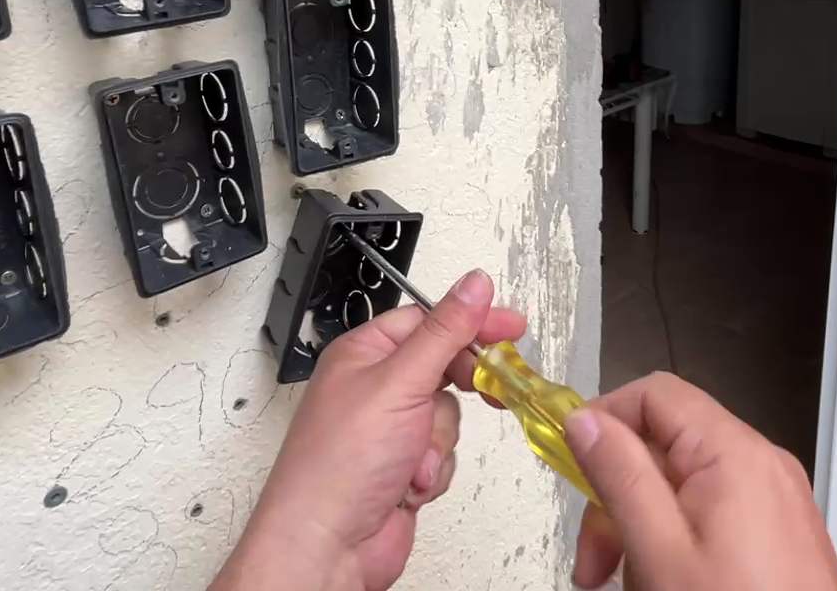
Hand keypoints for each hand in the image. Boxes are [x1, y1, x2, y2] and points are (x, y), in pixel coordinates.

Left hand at [211, 270, 525, 590]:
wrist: (326, 551)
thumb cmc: (337, 466)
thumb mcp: (401, 383)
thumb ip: (445, 332)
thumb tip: (474, 285)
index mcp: (365, 351)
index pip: (429, 318)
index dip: (470, 321)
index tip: (510, 327)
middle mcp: (376, 385)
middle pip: (443, 364)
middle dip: (459, 387)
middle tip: (490, 389)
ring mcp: (390, 427)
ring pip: (447, 411)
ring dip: (438, 439)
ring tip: (414, 457)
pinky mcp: (403, 464)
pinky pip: (442, 450)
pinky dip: (434, 469)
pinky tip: (409, 483)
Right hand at [566, 372, 836, 589]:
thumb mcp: (660, 553)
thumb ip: (620, 476)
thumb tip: (582, 418)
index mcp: (735, 450)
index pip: (654, 394)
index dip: (606, 417)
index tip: (572, 467)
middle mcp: (761, 461)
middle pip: (666, 442)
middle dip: (618, 490)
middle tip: (592, 563)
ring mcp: (776, 498)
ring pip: (684, 482)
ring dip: (641, 521)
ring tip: (620, 581)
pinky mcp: (782, 534)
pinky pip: (713, 511)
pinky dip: (678, 536)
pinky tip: (665, 581)